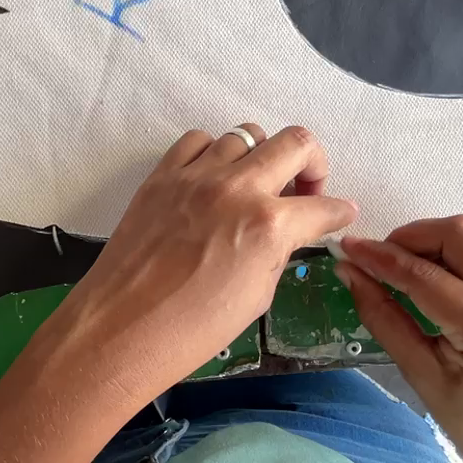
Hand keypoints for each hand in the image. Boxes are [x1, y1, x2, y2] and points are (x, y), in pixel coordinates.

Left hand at [27, 124, 356, 403]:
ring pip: (245, 134)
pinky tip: (211, 178)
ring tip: (252, 185)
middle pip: (296, 142)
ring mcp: (197, 175)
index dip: (339, 212)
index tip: (339, 214)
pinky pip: (197, 140)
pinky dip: (213, 153)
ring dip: (260, 157)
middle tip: (304, 189)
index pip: (324, 206)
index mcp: (269, 225)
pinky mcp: (162, 174)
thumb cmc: (194, 328)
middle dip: (313, 163)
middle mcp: (238, 188)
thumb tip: (290, 233)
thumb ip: (279, 251)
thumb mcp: (257, 295)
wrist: (122, 326)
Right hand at [336, 217, 462, 462]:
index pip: (425, 276)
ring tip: (404, 266)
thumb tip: (350, 273)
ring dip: (434, 239)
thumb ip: (384, 318)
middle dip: (409, 238)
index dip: (379, 257)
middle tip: (378, 262)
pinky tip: (436, 272)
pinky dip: (458, 249)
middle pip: (459, 233)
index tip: (345, 248)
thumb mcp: (424, 379)